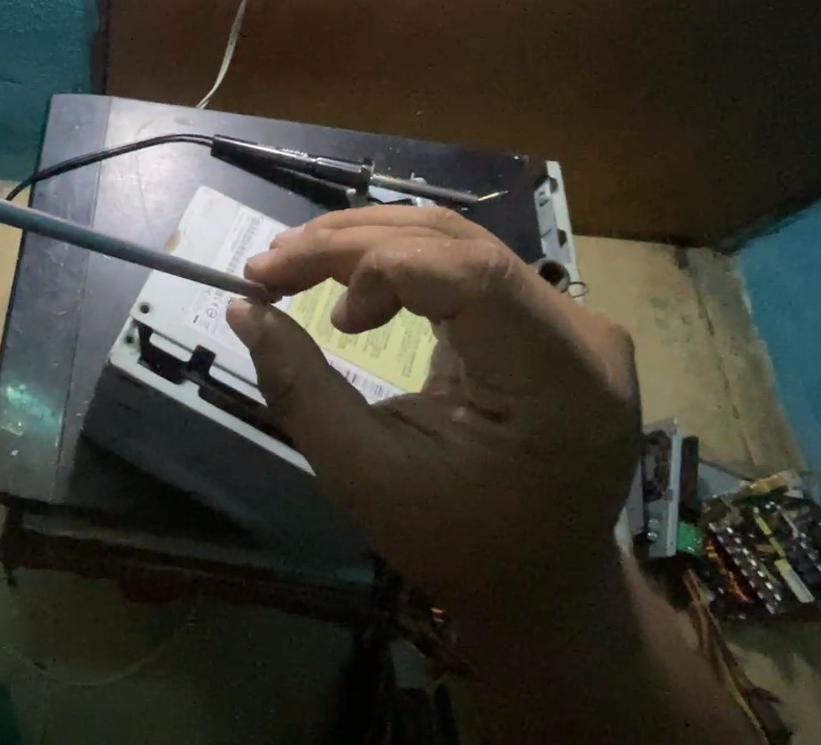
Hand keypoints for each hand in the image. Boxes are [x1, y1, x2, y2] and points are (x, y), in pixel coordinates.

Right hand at [225, 204, 640, 619]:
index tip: (304, 302)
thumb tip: (242, 308)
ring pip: (452, 239)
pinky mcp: (540, 317)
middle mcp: (579, 333)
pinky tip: (342, 275)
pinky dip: (390, 260)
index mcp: (558, 382)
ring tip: (290, 259)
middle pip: (453, 242)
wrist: (539, 580)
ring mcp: (565, 319)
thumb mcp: (363, 476)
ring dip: (362, 241)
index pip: (470, 273)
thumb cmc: (458, 543)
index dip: (374, 265)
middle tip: (267, 266)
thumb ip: (300, 387)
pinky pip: (458, 263)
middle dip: (348, 242)